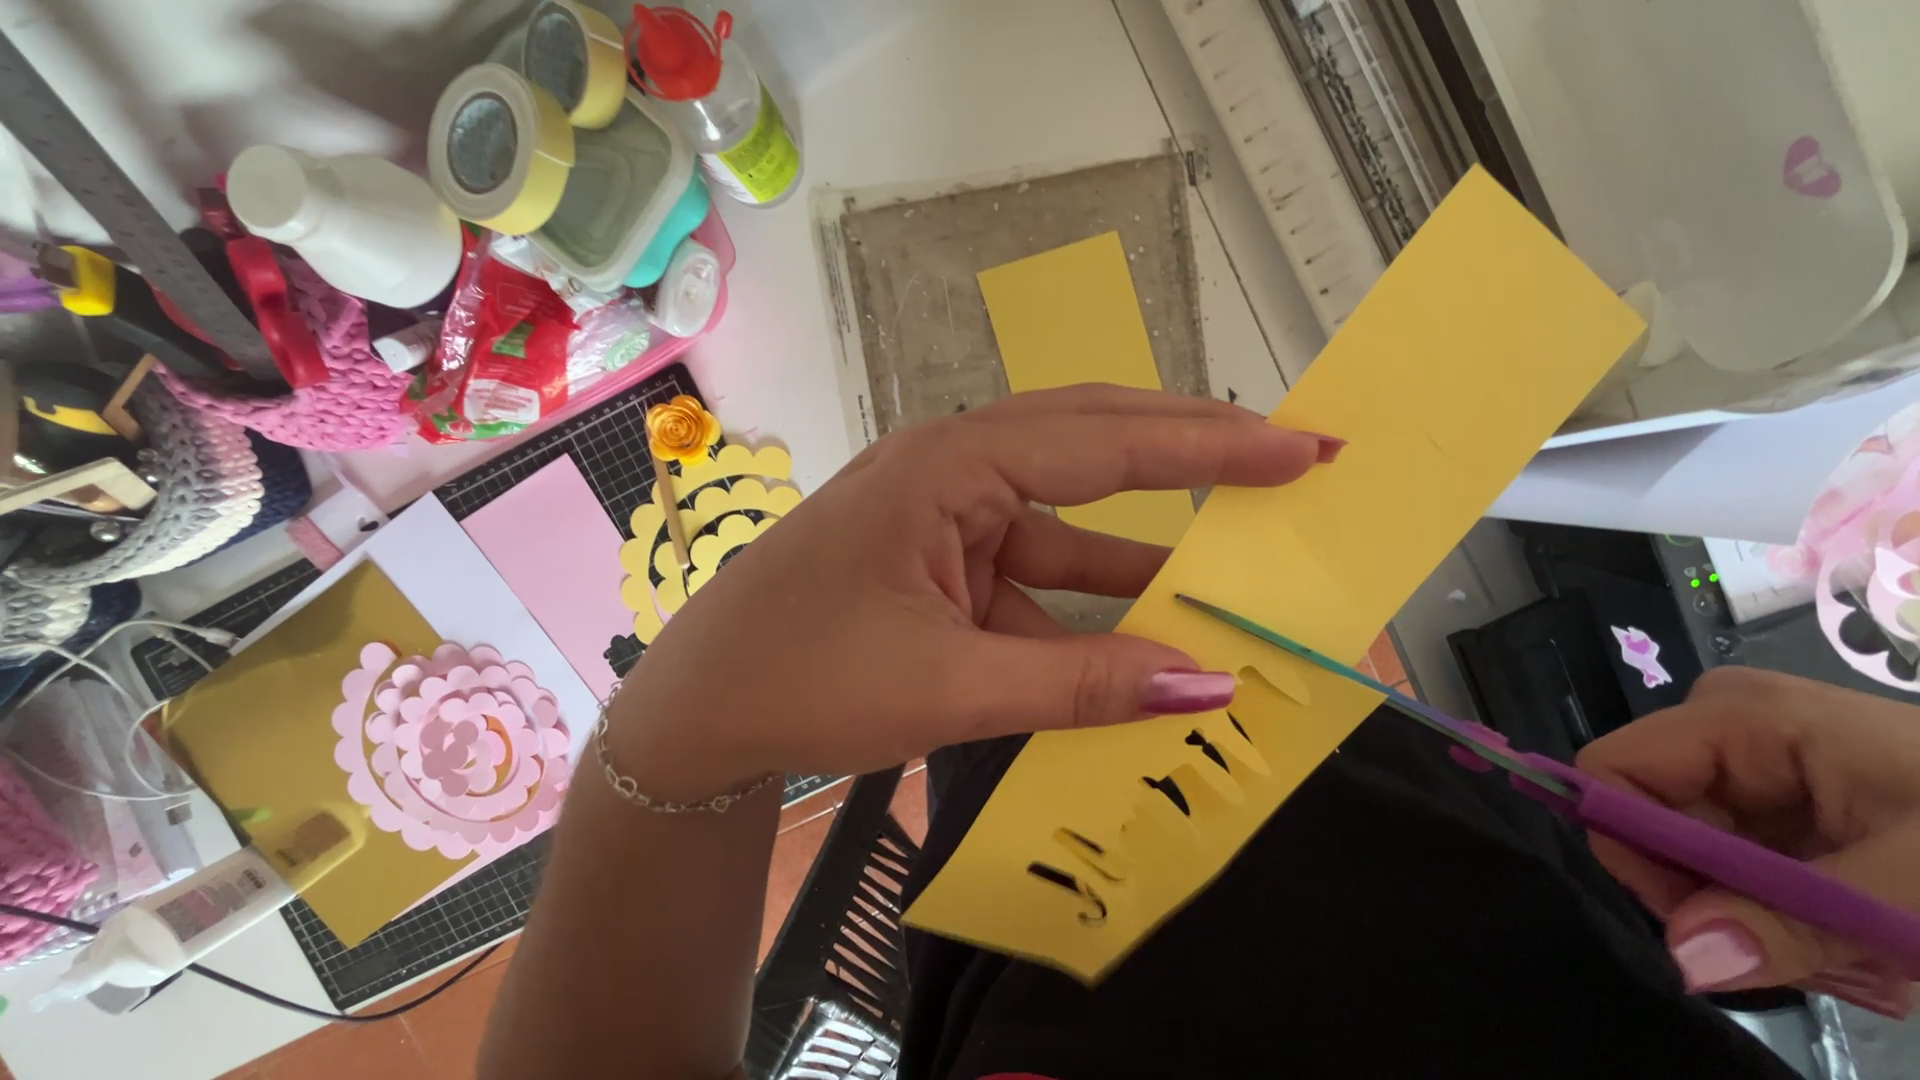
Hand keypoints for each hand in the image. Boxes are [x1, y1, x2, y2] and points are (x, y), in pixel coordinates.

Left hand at [608, 385, 1335, 799]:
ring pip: (1065, 515)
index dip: (1213, 446)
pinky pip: (1029, 568)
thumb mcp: (952, 686)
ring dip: (1139, 542)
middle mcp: (951, 469)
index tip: (1303, 446)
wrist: (698, 710)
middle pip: (1090, 444)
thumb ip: (1084, 686)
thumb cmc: (807, 680)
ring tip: (1233, 549)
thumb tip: (1211, 682)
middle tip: (1286, 455)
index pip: (1105, 441)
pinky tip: (1139, 627)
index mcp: (950, 466)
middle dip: (1189, 452)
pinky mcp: (938, 562)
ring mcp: (943, 515)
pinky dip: (1084, 600)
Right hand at [1577, 667, 1919, 1016]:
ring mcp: (1757, 758)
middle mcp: (1727, 724)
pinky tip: (1855, 937)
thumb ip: (1797, 924)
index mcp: (1740, 716)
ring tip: (1858, 958)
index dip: (1637, 852)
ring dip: (1757, 915)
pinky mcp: (1785, 794)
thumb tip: (1683, 959)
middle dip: (1712, 897)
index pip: (1613, 774)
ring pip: (1692, 847)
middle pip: (1648, 815)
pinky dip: (1785, 910)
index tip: (1714, 925)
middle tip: (1809, 957)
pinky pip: (1734, 855)